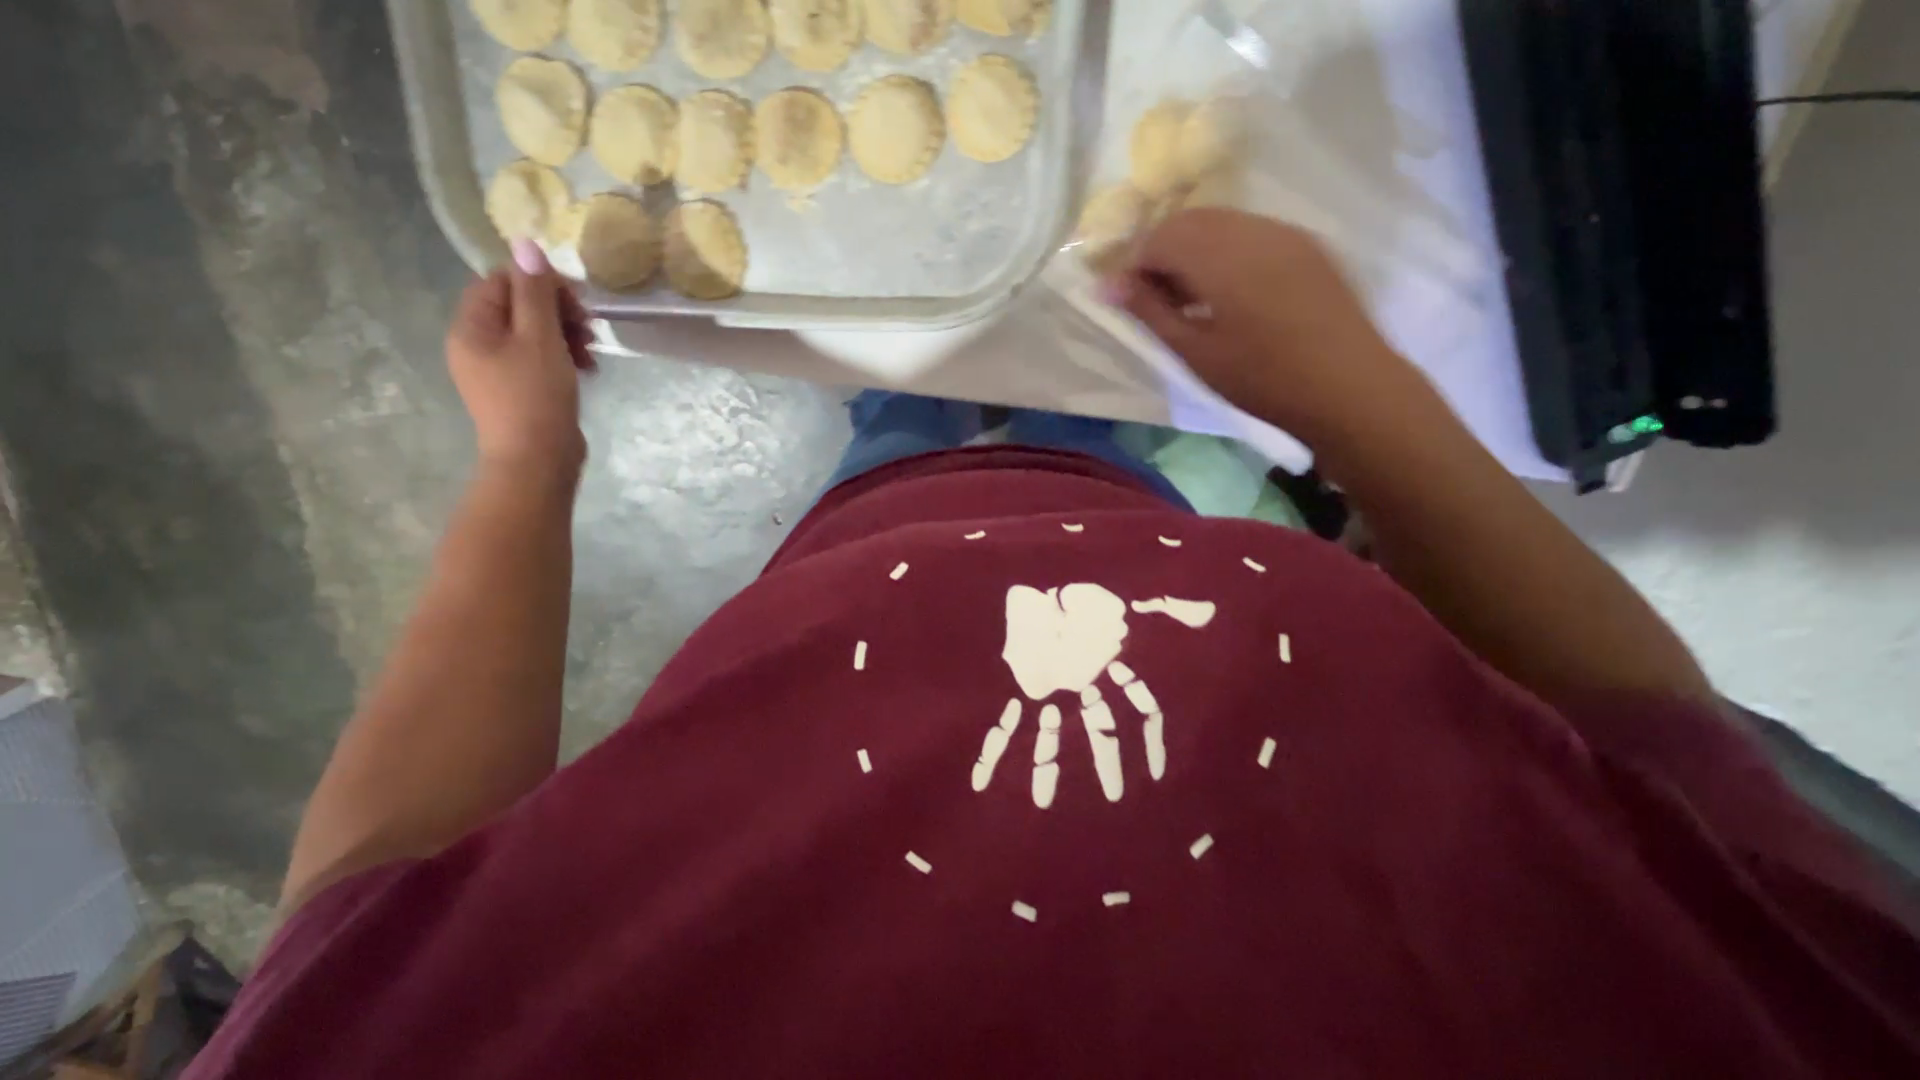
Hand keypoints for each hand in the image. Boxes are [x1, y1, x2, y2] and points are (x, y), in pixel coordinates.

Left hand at [446, 241, 594, 475]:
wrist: (536, 462)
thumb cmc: (536, 396)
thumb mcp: (540, 337)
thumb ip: (534, 290)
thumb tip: (525, 244)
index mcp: (470, 327)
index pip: (501, 281)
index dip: (541, 283)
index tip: (578, 303)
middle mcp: (473, 345)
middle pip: (516, 306)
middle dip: (556, 310)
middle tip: (589, 327)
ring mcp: (493, 370)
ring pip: (530, 333)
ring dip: (564, 334)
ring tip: (590, 352)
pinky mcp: (515, 391)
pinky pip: (536, 359)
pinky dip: (561, 357)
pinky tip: (585, 370)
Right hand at [1105, 209, 1431, 447]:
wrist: (1350, 388)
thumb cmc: (1262, 378)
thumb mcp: (1194, 351)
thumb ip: (1148, 311)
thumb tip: (1105, 285)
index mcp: (1219, 253)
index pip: (1158, 237)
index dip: (1135, 266)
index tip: (1128, 303)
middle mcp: (1251, 228)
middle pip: (1190, 222)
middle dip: (1164, 253)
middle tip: (1159, 302)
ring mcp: (1285, 233)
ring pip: (1223, 224)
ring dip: (1196, 251)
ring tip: (1195, 301)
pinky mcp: (1309, 246)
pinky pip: (1254, 234)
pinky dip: (1229, 253)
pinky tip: (1233, 296)